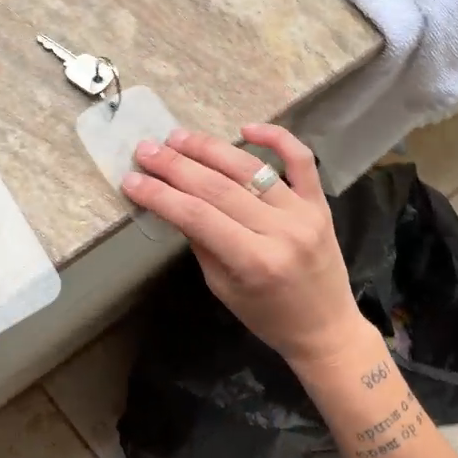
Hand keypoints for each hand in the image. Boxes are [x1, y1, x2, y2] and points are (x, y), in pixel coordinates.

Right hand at [122, 124, 366, 366]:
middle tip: (146, 150)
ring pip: (251, 169)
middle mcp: (280, 232)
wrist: (326, 328)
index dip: (160, 195)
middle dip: (176, 166)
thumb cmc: (267, 316)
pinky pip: (301, 161)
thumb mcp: (223, 288)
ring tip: (178, 138)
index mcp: (254, 261)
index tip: (131, 180)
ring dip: (210, 149)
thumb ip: (201, 243)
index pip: (196, 217)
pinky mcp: (320, 203)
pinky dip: (276, 137)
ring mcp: (304, 214)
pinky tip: (245, 128)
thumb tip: (173, 202)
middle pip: (218, 188)